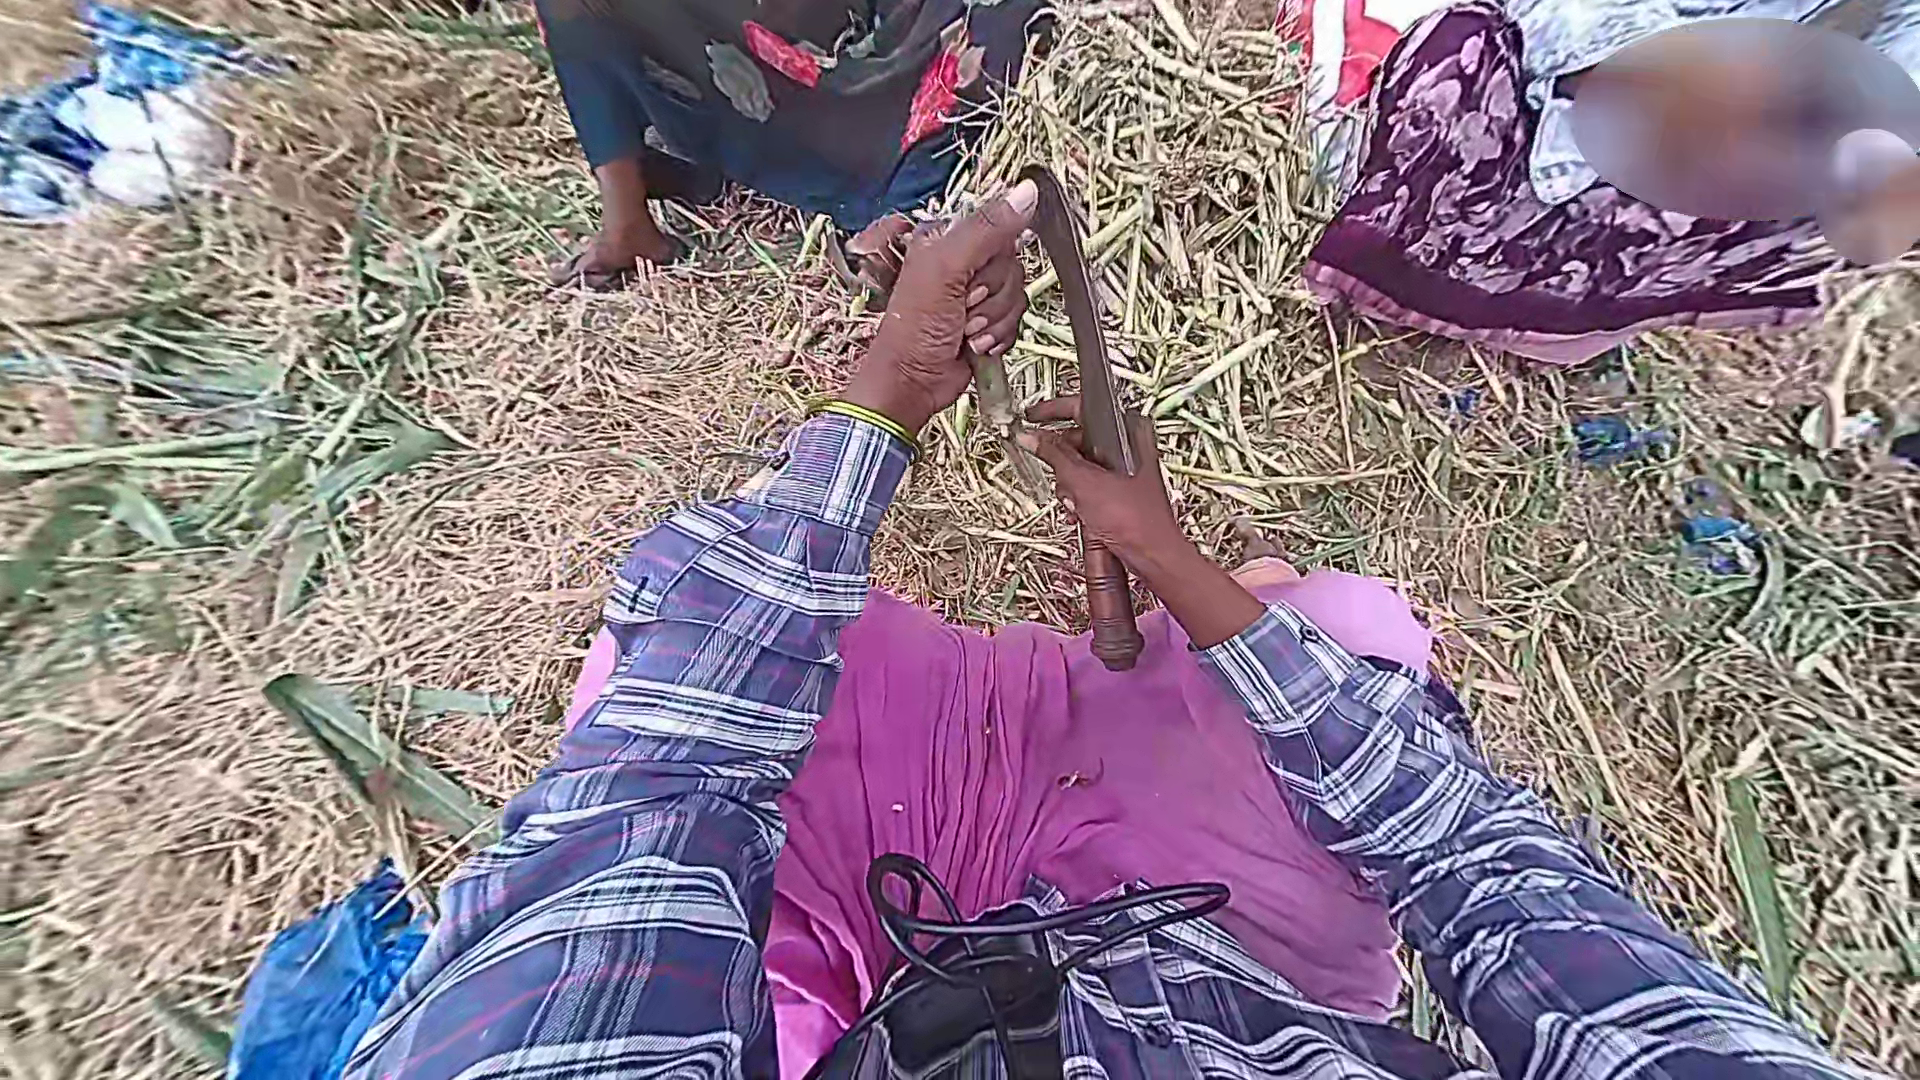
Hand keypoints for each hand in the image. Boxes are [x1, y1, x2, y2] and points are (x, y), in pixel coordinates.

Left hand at [843, 179, 1036, 432]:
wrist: (913, 380)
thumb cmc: (916, 327)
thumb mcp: (946, 269)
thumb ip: (986, 229)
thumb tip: (1027, 191)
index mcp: (948, 240)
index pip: (1000, 231)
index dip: (993, 259)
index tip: (971, 280)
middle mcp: (965, 265)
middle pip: (1013, 266)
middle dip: (993, 297)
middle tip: (965, 310)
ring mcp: (978, 298)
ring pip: (1017, 297)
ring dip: (995, 322)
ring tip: (967, 333)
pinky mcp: (988, 325)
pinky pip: (1016, 323)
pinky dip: (999, 338)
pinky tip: (977, 347)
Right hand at [1017, 396, 1188, 569]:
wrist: (1151, 554)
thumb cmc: (1133, 519)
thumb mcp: (1083, 481)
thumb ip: (1053, 455)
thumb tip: (1030, 437)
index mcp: (1127, 430)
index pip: (1082, 407)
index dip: (1052, 411)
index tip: (1031, 415)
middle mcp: (1129, 444)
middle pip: (1077, 440)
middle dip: (1061, 463)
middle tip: (1059, 478)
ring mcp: (1125, 466)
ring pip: (1080, 465)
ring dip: (1069, 485)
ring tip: (1076, 503)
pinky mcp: (1121, 487)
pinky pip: (1088, 483)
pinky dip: (1078, 497)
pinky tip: (1080, 512)